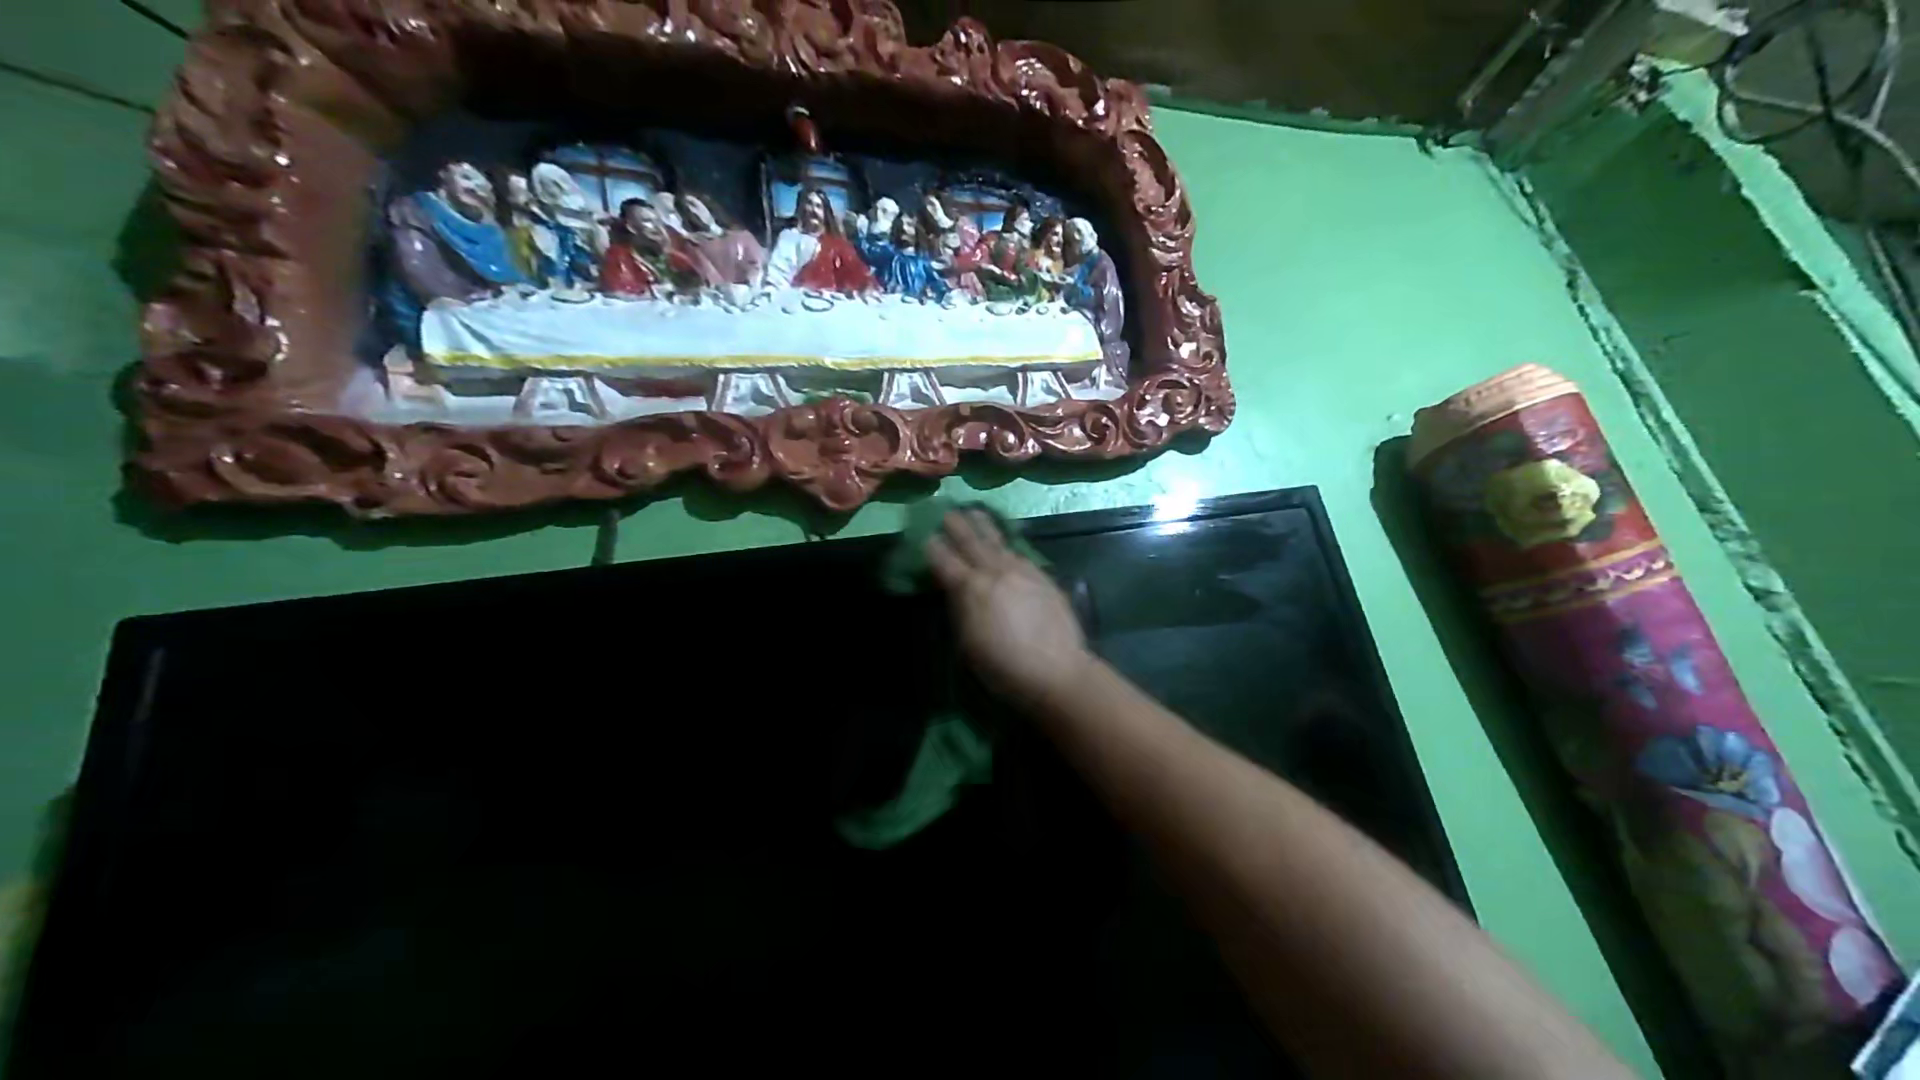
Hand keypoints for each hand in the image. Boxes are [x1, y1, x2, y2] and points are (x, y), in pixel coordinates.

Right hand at [925, 510, 1090, 706]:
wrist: (1056, 670)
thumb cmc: (1003, 666)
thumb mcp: (968, 642)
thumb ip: (960, 609)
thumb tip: (955, 591)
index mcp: (970, 589)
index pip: (946, 561)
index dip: (934, 548)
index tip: (926, 537)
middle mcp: (995, 572)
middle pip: (972, 542)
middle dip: (958, 526)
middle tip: (948, 512)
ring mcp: (1022, 571)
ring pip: (999, 542)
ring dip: (984, 526)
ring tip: (975, 513)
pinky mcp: (1042, 577)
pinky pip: (1019, 554)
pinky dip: (1007, 545)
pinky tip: (1006, 545)